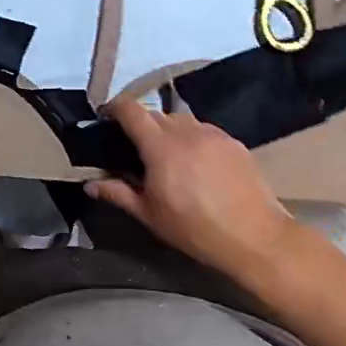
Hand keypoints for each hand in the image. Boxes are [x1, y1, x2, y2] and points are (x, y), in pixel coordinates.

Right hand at [86, 98, 320, 278]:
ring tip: (169, 157)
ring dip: (168, 132)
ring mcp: (213, 134)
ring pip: (181, 121)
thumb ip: (117, 193)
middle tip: (136, 149)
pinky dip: (193, 140)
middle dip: (141, 125)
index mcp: (160, 147)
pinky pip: (204, 131)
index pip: (131, 110)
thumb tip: (90, 184)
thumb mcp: (150, 215)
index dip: (115, 108)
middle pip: (155, 114)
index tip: (106, 118)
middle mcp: (186, 131)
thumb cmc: (195, 229)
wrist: (255, 237)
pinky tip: (197, 164)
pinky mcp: (233, 142)